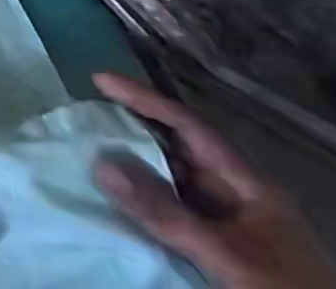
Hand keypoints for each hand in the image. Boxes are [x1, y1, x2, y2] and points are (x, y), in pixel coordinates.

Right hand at [92, 73, 335, 288]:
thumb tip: (100, 161)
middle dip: (134, 128)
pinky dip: (146, 201)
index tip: (98, 79)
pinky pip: (176, 212)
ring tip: (93, 152)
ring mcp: (234, 224)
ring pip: (175, 181)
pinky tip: (121, 202)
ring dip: (137, 166)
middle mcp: (239, 195)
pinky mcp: (226, 250)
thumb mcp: (228, 255)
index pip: (188, 125)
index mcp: (248, 183)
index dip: (143, 98)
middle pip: (179, 148)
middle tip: (87, 115)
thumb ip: (166, 212)